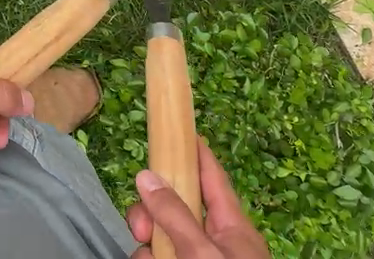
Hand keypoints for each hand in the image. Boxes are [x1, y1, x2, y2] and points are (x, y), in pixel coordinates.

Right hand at [125, 139, 269, 258]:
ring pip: (165, 231)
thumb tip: (145, 175)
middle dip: (151, 209)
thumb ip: (174, 215)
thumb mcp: (201, 253)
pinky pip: (163, 253)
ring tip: (146, 256)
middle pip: (177, 204)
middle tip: (140, 228)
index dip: (192, 149)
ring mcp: (204, 257)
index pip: (211, 174)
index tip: (171, 128)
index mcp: (233, 226)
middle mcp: (218, 240)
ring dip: (148, 240)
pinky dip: (150, 257)